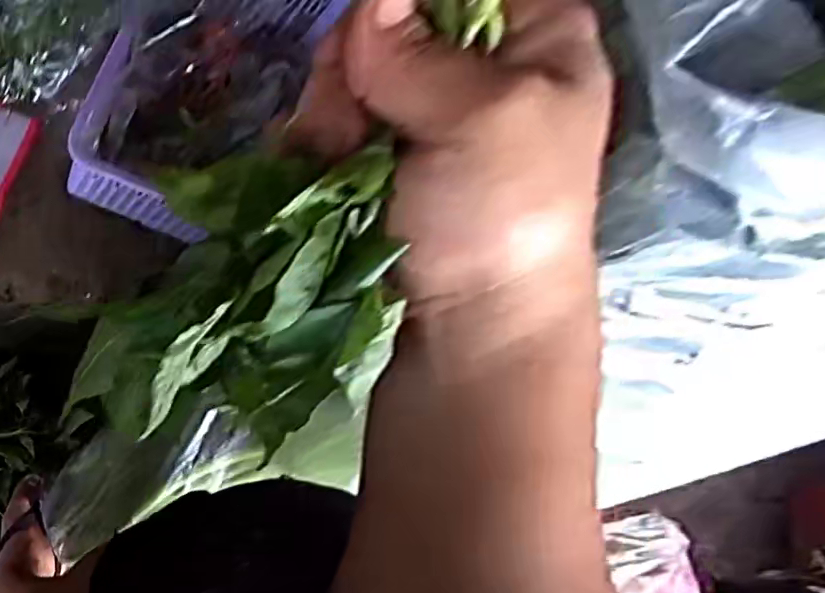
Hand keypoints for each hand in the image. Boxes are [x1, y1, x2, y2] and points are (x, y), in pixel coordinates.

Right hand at [292, 0, 611, 331]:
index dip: (397, 9)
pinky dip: (304, 161)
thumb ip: (421, 58)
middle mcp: (453, 78)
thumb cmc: (497, 219)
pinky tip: (316, 185)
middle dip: (349, 79)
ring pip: (333, 94)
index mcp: (520, 38)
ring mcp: (397, 134)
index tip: (368, 50)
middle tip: (353, 131)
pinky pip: (312, 146)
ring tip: (339, 172)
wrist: (459, 328)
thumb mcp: (482, 119)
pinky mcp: (353, 182)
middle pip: (374, 37)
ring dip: (323, 129)